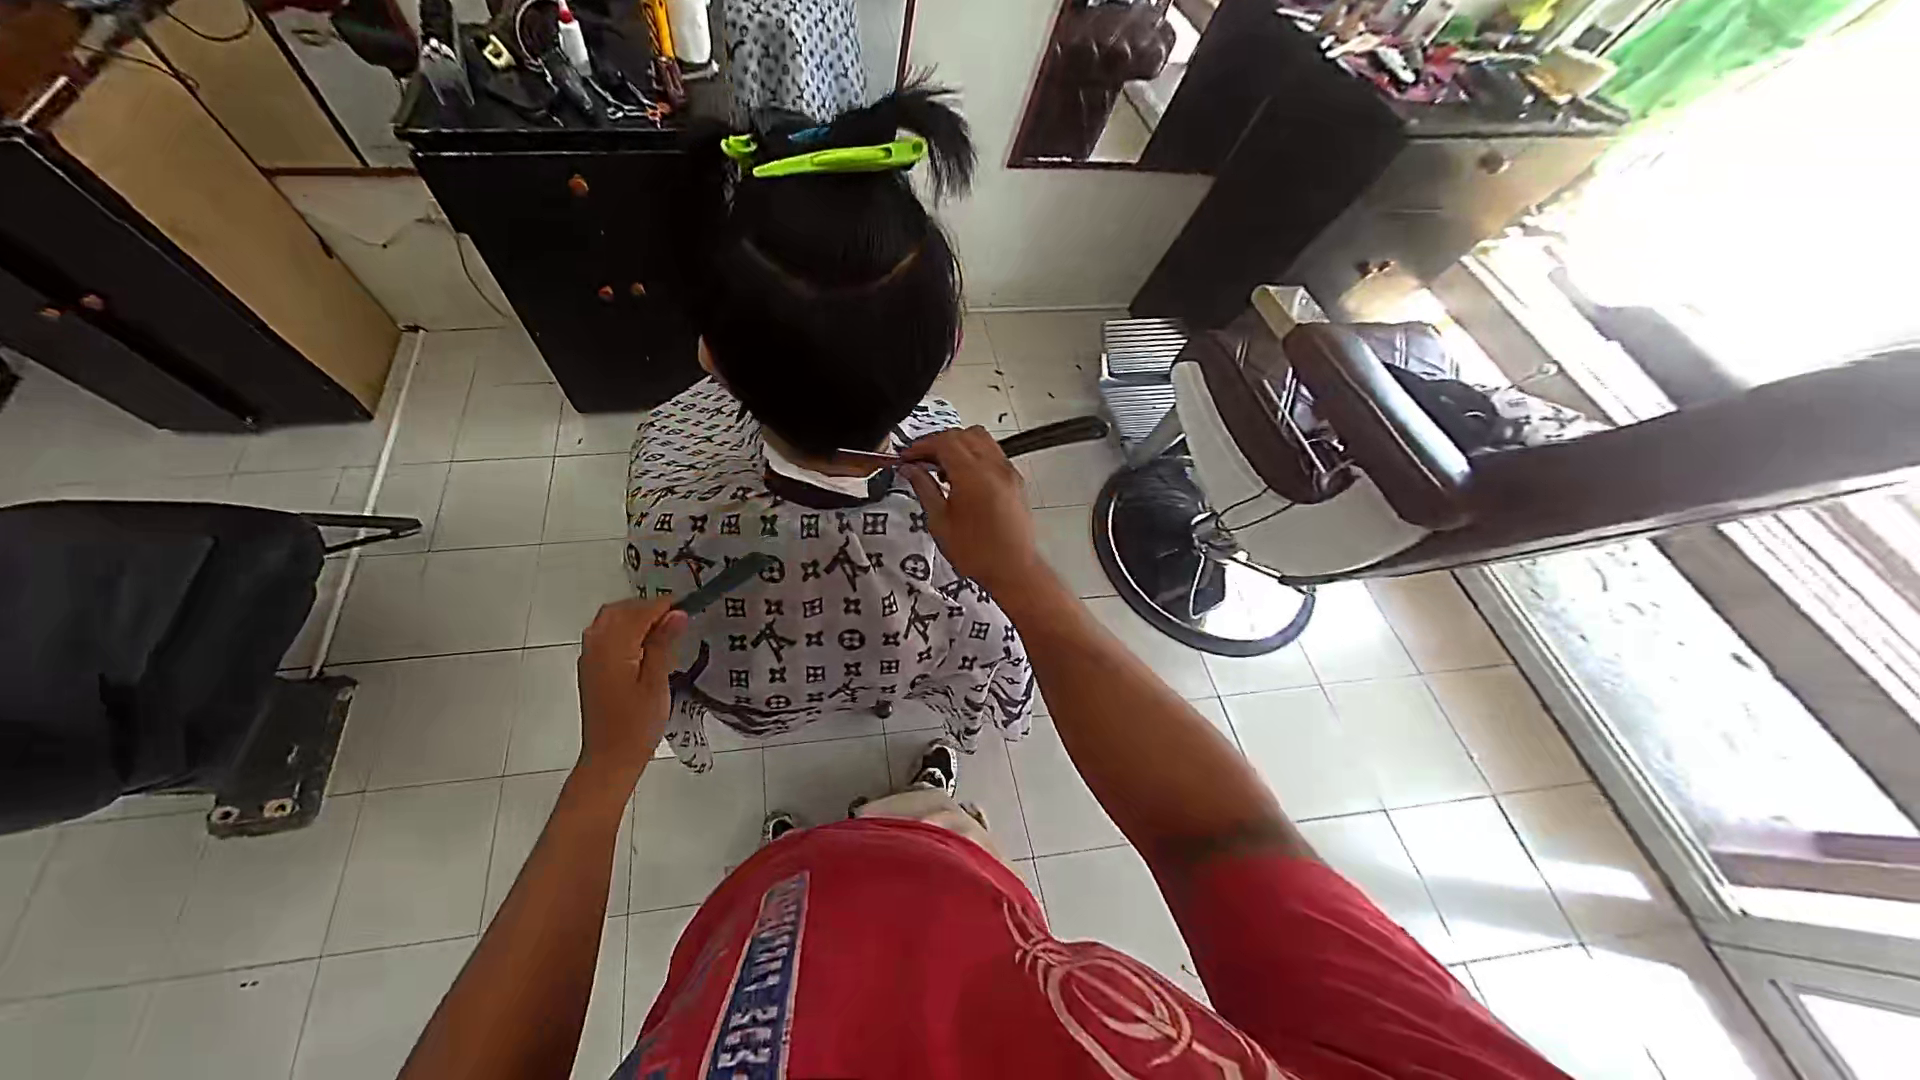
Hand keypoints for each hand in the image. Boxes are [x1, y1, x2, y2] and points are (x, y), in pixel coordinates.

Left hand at [575, 597, 685, 789]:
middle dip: (647, 609)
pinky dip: (624, 630)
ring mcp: (589, 658)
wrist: (610, 757)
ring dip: (634, 618)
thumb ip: (663, 644)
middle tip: (676, 620)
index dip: (663, 607)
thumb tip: (676, 613)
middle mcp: (595, 647)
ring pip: (609, 621)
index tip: (688, 608)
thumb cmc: (638, 723)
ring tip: (663, 631)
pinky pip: (604, 635)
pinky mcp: (591, 668)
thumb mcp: (657, 682)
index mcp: (612, 649)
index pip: (638, 613)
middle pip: (618, 611)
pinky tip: (644, 645)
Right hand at [900, 426, 1051, 596]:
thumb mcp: (939, 521)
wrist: (1012, 569)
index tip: (908, 456)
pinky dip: (975, 455)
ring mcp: (1008, 472)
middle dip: (938, 442)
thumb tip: (911, 470)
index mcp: (973, 474)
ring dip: (958, 445)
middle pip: (963, 435)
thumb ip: (924, 488)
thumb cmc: (976, 552)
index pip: (945, 442)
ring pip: (981, 439)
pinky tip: (962, 477)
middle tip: (921, 460)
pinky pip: (993, 454)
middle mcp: (994, 467)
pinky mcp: (1016, 481)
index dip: (922, 445)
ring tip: (941, 468)